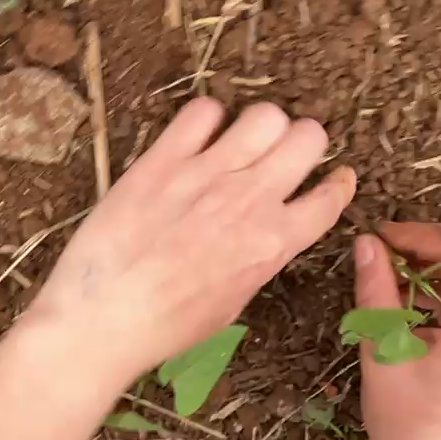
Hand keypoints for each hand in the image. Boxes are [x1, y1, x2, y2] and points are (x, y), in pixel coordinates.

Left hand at [23, 99, 355, 385]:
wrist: (104, 319)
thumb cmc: (165, 328)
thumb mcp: (228, 307)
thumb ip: (256, 262)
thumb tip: (264, 240)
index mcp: (272, 244)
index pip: (329, 198)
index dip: (336, 186)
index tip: (332, 180)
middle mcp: (250, 200)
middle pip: (308, 138)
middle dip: (301, 144)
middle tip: (280, 157)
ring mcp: (207, 173)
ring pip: (264, 116)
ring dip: (259, 128)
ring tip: (238, 146)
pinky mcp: (163, 159)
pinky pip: (202, 112)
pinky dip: (206, 121)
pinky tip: (194, 142)